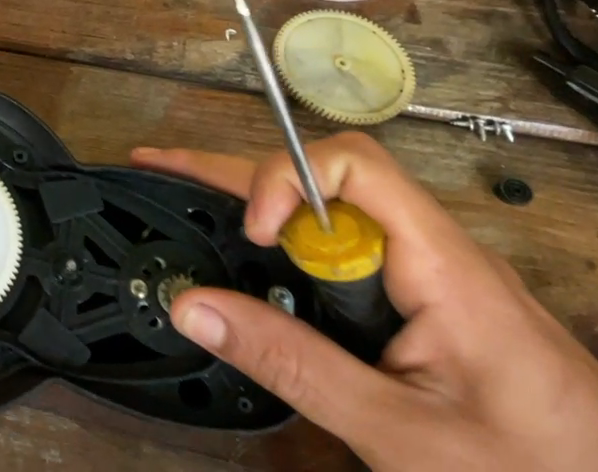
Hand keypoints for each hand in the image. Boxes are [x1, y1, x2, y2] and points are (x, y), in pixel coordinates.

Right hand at [134, 133, 597, 471]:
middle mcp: (435, 253)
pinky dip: (289, 248)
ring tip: (182, 195)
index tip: (252, 235)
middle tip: (155, 165)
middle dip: (234, 170)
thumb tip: (191, 304)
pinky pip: (352, 256)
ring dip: (255, 202)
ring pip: (335, 215)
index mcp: (443, 265)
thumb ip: (294, 364)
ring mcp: (435, 279)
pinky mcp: (432, 307)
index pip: (353, 165)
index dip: (284, 178)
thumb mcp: (401, 432)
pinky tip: (251, 259)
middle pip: (326, 178)